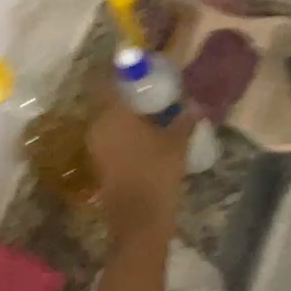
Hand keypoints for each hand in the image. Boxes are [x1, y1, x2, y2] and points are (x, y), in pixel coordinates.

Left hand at [85, 79, 195, 242]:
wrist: (139, 221)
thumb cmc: (157, 175)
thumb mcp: (176, 144)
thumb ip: (184, 121)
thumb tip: (195, 104)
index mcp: (112, 114)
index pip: (106, 80)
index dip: (119, 71)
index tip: (137, 68)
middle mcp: (97, 125)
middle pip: (107, 99)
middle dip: (126, 94)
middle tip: (150, 92)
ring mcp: (95, 146)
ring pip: (108, 120)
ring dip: (126, 115)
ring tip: (152, 116)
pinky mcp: (100, 163)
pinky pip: (110, 138)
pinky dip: (124, 133)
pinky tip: (145, 138)